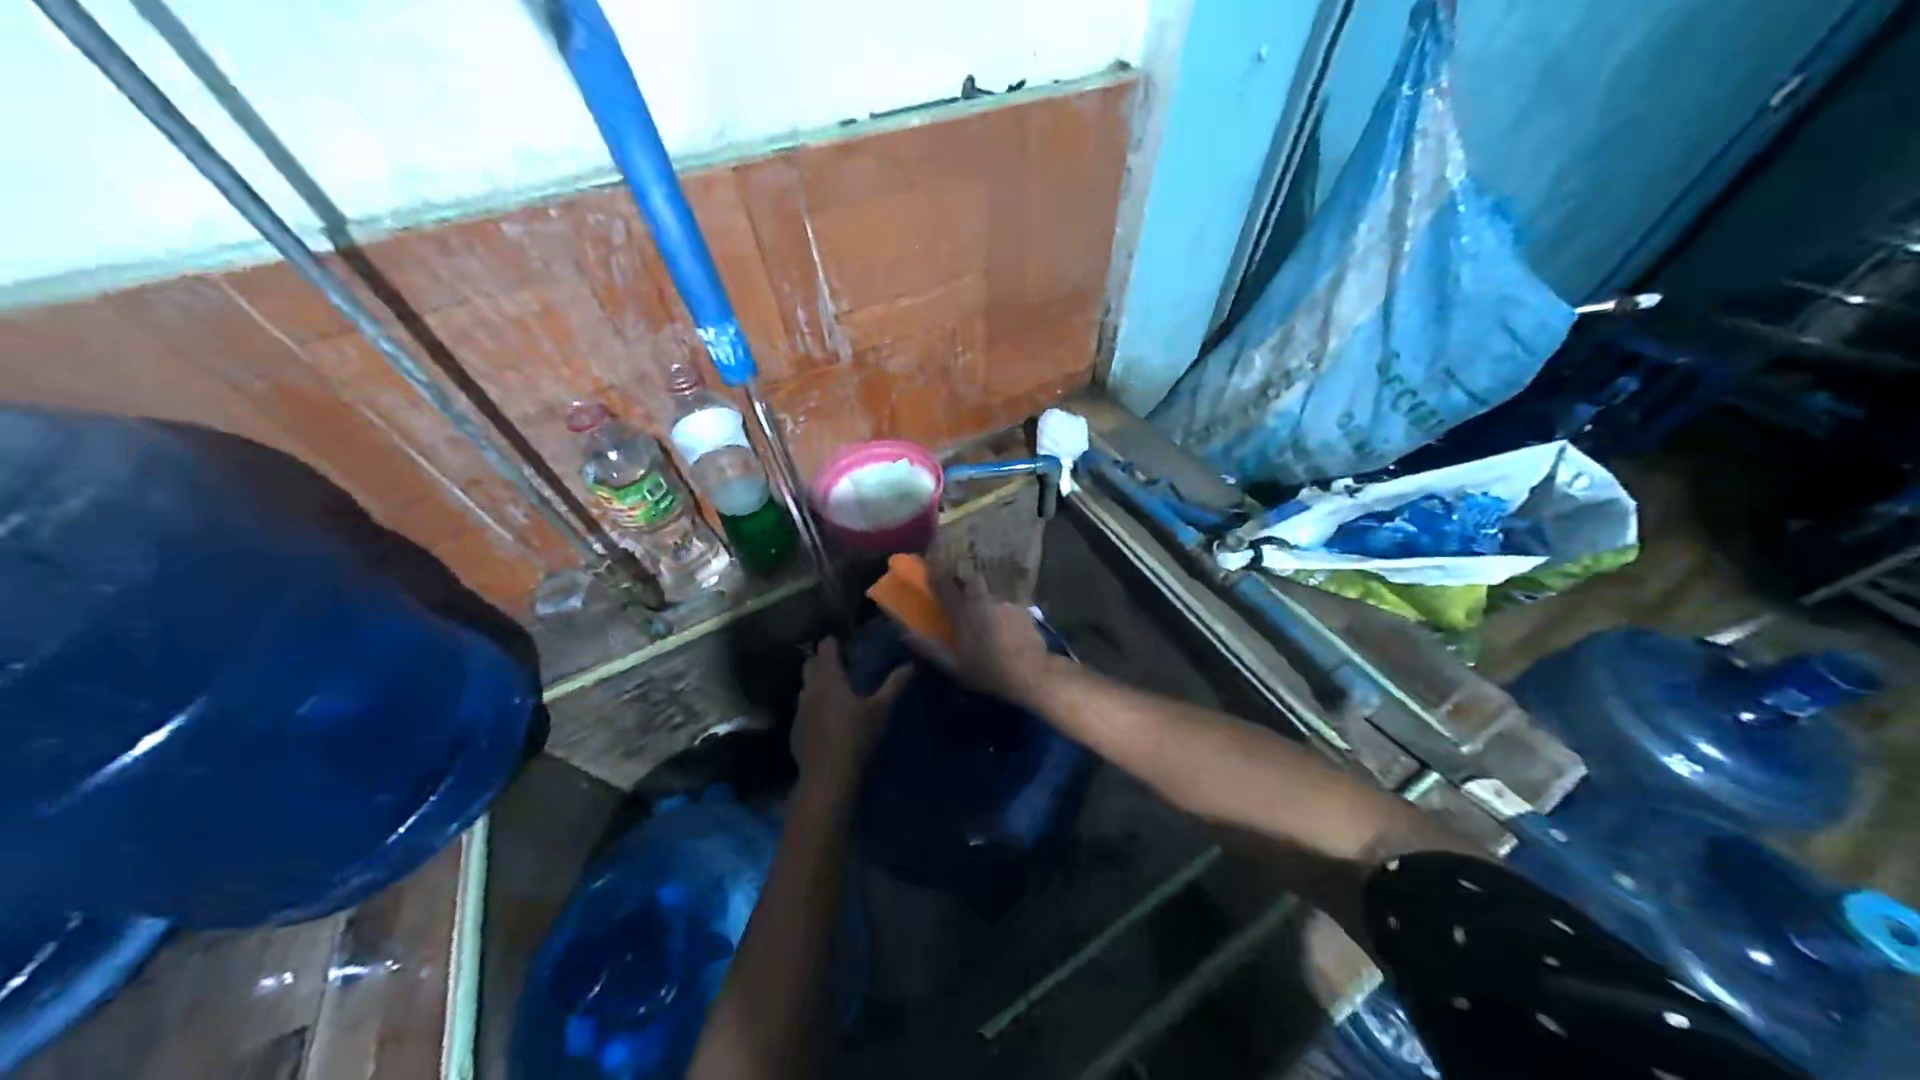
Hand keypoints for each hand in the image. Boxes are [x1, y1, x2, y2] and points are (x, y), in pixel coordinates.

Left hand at [791, 638, 911, 786]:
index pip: (825, 648)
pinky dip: (812, 709)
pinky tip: (825, 723)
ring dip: (815, 686)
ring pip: (804, 689)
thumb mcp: (880, 710)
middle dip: (821, 662)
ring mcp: (799, 711)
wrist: (827, 778)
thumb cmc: (856, 737)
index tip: (842, 644)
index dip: (833, 643)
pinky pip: (802, 711)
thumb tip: (911, 664)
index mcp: (829, 679)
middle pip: (809, 665)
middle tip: (839, 667)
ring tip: (834, 694)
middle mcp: (809, 690)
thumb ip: (894, 685)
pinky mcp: (794, 731)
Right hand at [925, 573, 1058, 705]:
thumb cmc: (988, 671)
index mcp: (962, 611)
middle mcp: (982, 598)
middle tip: (962, 592)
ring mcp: (1005, 600)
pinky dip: (1002, 603)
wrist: (1031, 673)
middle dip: (965, 580)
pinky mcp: (1023, 605)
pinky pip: (1007, 597)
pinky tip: (1004, 618)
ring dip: (985, 592)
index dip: (934, 570)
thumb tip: (905, 633)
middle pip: (971, 577)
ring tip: (986, 608)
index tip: (928, 564)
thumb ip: (928, 648)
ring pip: (991, 586)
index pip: (943, 582)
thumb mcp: (953, 666)